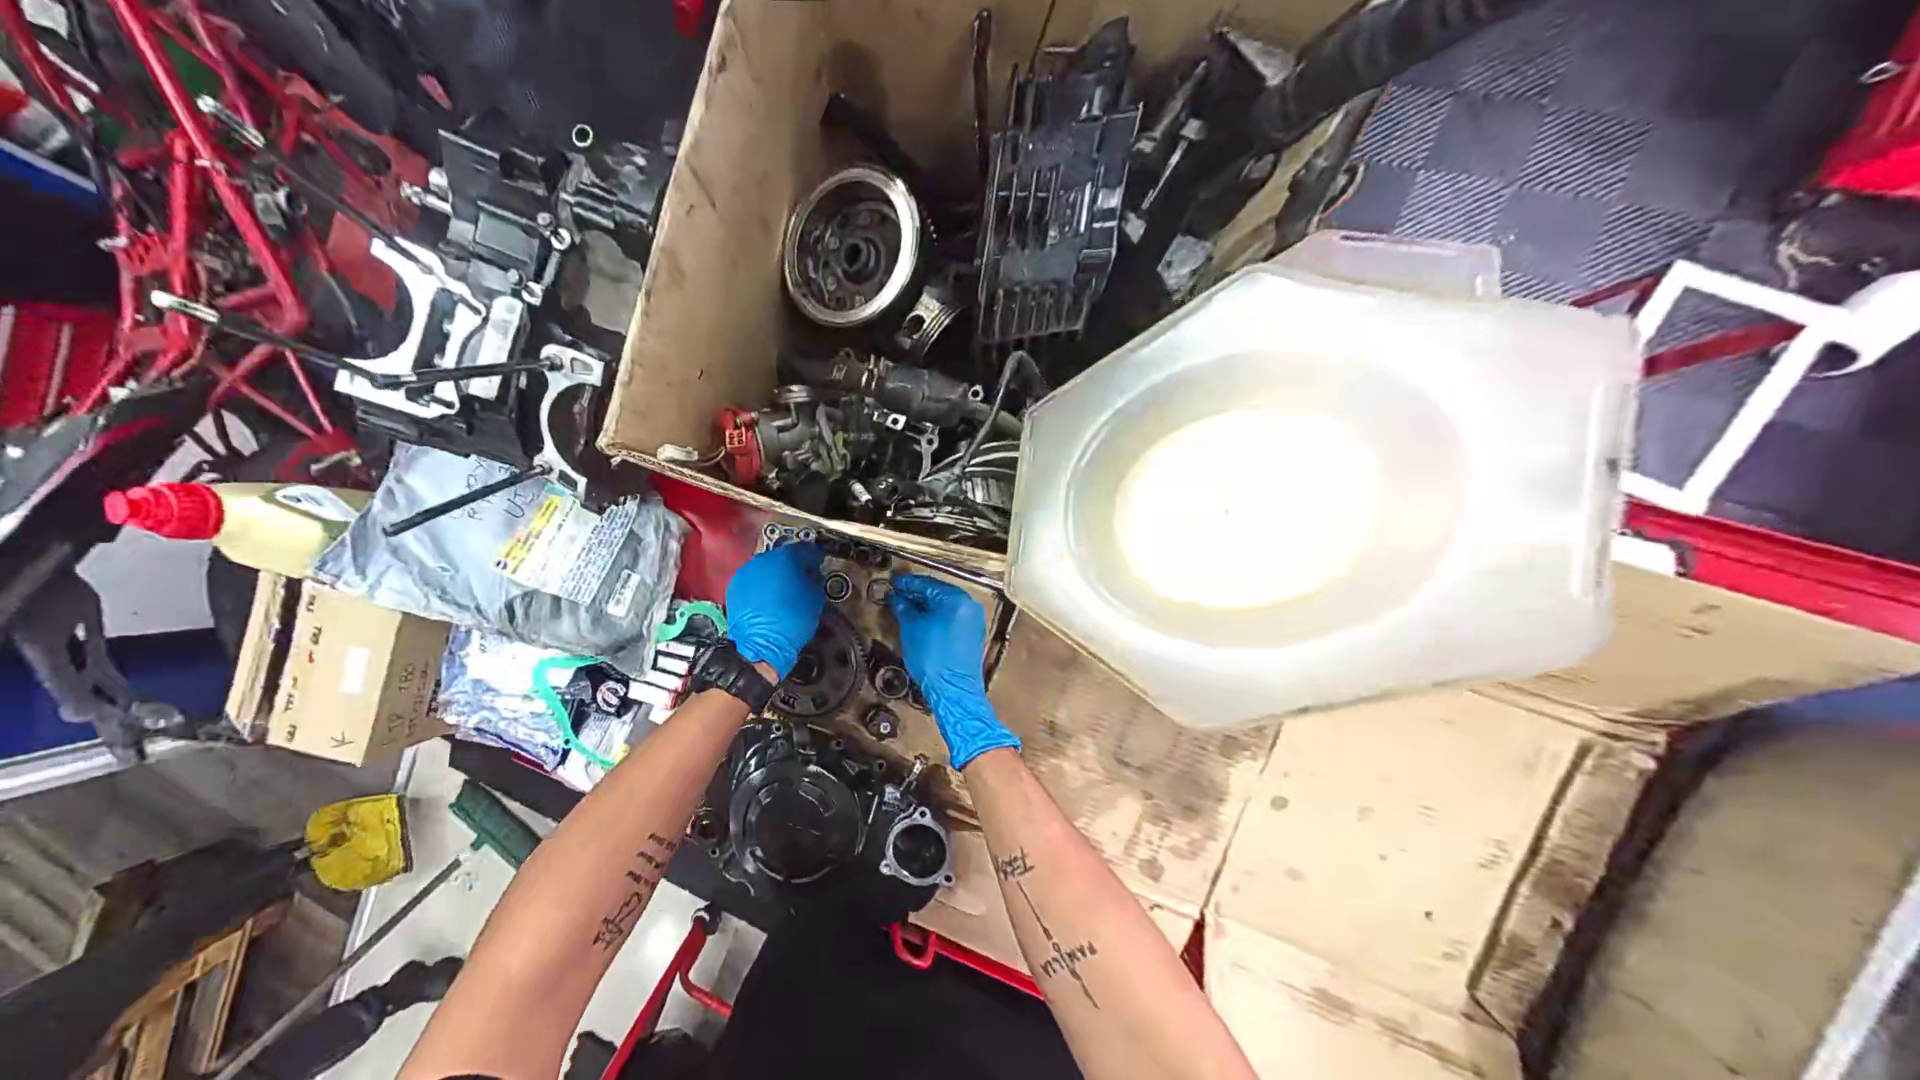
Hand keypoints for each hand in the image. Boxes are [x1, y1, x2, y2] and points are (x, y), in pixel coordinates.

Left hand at [725, 542, 825, 677]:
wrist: (762, 646)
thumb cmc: (794, 621)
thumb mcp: (815, 599)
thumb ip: (813, 579)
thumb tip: (810, 573)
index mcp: (785, 559)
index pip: (804, 549)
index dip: (813, 555)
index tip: (818, 562)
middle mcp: (762, 560)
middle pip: (782, 556)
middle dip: (792, 565)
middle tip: (801, 577)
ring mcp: (745, 573)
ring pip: (765, 567)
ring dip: (775, 575)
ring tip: (783, 590)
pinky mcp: (734, 587)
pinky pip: (753, 580)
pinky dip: (761, 586)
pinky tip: (767, 600)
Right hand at [889, 574, 1019, 769]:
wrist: (953, 690)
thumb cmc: (934, 659)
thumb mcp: (912, 629)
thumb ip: (904, 608)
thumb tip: (898, 599)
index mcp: (957, 599)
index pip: (928, 583)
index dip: (907, 584)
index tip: (894, 583)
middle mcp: (969, 606)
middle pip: (938, 593)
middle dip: (917, 595)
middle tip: (897, 595)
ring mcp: (973, 621)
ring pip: (945, 607)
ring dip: (926, 607)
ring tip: (906, 609)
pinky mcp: (972, 635)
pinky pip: (952, 619)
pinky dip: (936, 618)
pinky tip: (921, 623)